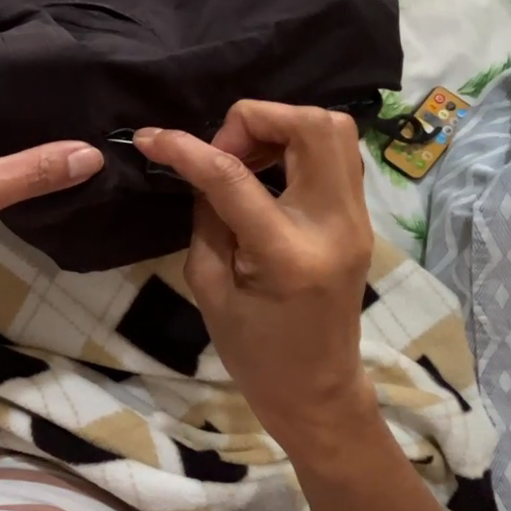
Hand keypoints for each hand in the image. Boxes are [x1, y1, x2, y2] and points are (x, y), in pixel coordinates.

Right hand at [134, 102, 376, 459]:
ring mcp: (357, 218)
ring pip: (333, 129)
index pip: (234, 177)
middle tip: (220, 153)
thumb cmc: (253, 351)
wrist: (317, 389)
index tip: (150, 138)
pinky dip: (295, 143)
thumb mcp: (208, 287)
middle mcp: (335, 225)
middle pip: (312, 126)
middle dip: (253, 120)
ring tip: (242, 158)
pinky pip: (336, 152)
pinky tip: (265, 170)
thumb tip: (201, 170)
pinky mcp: (359, 217)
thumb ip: (207, 219)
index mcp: (287, 254)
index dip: (186, 148)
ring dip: (278, 127)